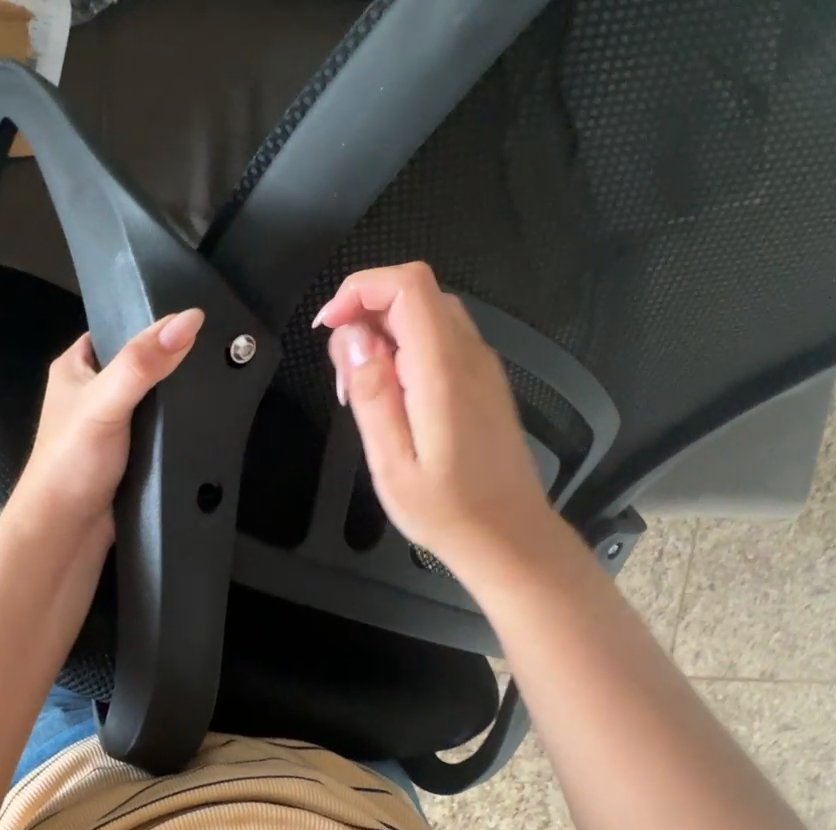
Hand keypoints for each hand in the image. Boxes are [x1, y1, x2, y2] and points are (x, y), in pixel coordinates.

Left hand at [12, 308, 204, 537]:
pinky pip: (160, 431)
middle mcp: (91, 393)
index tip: (195, 316)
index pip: (117, 329)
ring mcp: (111, 426)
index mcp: (74, 367)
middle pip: (140, 364)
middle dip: (172, 359)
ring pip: (153, 400)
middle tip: (219, 346)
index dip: (151, 321)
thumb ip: (144, 363)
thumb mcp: (106, 401)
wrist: (66, 532)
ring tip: (222, 376)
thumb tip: (190, 319)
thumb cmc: (73, 460)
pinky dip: (179, 427)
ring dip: (179, 396)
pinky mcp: (130, 455)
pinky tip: (206, 418)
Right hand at [315, 262, 552, 560]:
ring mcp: (481, 366)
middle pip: (415, 292)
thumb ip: (372, 393)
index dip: (360, 290)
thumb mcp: (390, 462)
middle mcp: (469, 357)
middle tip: (344, 378)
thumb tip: (352, 336)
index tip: (327, 327)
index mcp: (444, 372)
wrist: (508, 536)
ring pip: (426, 314)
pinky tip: (392, 399)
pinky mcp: (482, 380)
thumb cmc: (446, 509)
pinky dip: (404, 351)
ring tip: (363, 392)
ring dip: (383, 335)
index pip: (407, 287)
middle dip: (366, 315)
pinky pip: (439, 340)